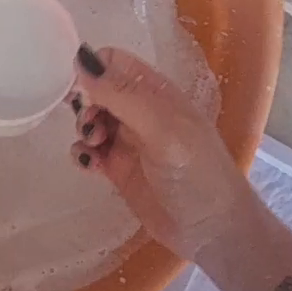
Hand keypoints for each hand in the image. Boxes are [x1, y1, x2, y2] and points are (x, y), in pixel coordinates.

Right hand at [68, 45, 256, 259]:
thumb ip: (121, 94)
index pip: (115, 62)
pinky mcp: (119, 170)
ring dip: (83, 128)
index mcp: (156, 92)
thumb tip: (80, 59)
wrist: (213, 231)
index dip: (92, 69)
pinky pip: (90, 151)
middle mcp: (141, 111)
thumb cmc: (196, 172)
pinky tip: (89, 165)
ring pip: (91, 120)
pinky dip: (82, 154)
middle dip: (85, 102)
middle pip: (97, 90)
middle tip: (90, 125)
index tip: (78, 89)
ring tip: (93, 147)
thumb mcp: (161, 127)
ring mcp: (129, 141)